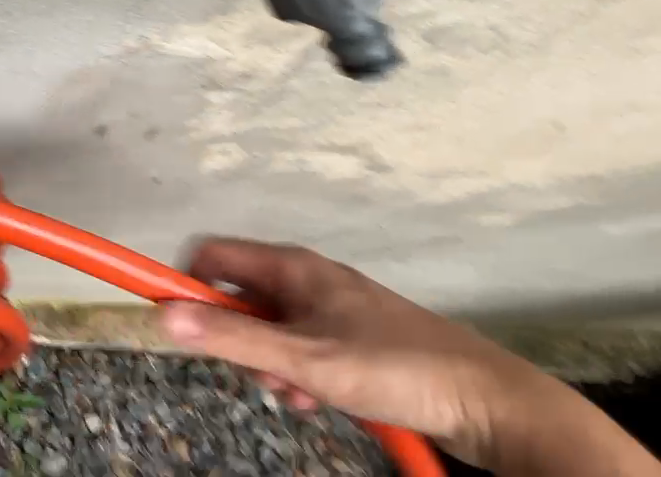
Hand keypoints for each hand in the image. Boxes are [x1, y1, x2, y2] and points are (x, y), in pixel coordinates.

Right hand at [158, 237, 554, 467]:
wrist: (500, 405)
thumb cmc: (395, 369)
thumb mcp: (304, 360)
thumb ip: (231, 338)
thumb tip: (160, 316)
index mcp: (291, 266)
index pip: (212, 254)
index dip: (188, 282)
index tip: (185, 323)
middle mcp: (308, 276)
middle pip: (239, 294)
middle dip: (237, 334)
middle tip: (255, 371)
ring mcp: (335, 306)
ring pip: (272, 324)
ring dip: (269, 359)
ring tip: (296, 393)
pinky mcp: (358, 336)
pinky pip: (304, 342)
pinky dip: (300, 368)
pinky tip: (321, 399)